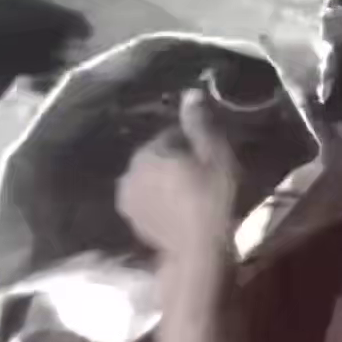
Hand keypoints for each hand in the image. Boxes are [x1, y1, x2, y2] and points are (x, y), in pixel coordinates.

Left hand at [116, 89, 239, 264]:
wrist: (197, 248)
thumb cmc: (212, 196)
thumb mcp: (216, 155)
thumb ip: (200, 124)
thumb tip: (191, 92)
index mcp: (149, 152)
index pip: (171, 133)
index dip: (195, 141)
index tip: (213, 152)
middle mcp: (129, 171)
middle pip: (158, 155)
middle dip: (178, 158)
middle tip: (206, 170)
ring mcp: (125, 197)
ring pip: (150, 176)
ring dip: (167, 178)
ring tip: (193, 188)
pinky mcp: (130, 217)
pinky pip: (147, 196)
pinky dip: (160, 196)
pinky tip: (180, 205)